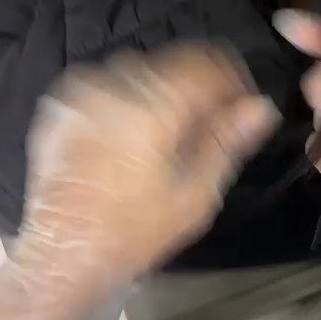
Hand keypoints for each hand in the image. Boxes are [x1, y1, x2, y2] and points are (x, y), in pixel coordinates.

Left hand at [0, 45, 278, 319]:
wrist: (64, 257)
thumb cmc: (136, 232)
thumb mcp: (196, 193)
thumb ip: (228, 140)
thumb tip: (261, 106)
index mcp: (152, 107)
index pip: (204, 62)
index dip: (231, 78)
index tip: (240, 104)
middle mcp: (113, 88)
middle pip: (170, 65)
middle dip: (195, 89)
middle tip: (205, 128)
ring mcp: (80, 95)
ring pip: (136, 72)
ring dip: (159, 92)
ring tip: (164, 135)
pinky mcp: (59, 108)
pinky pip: (103, 86)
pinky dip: (123, 100)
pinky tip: (128, 136)